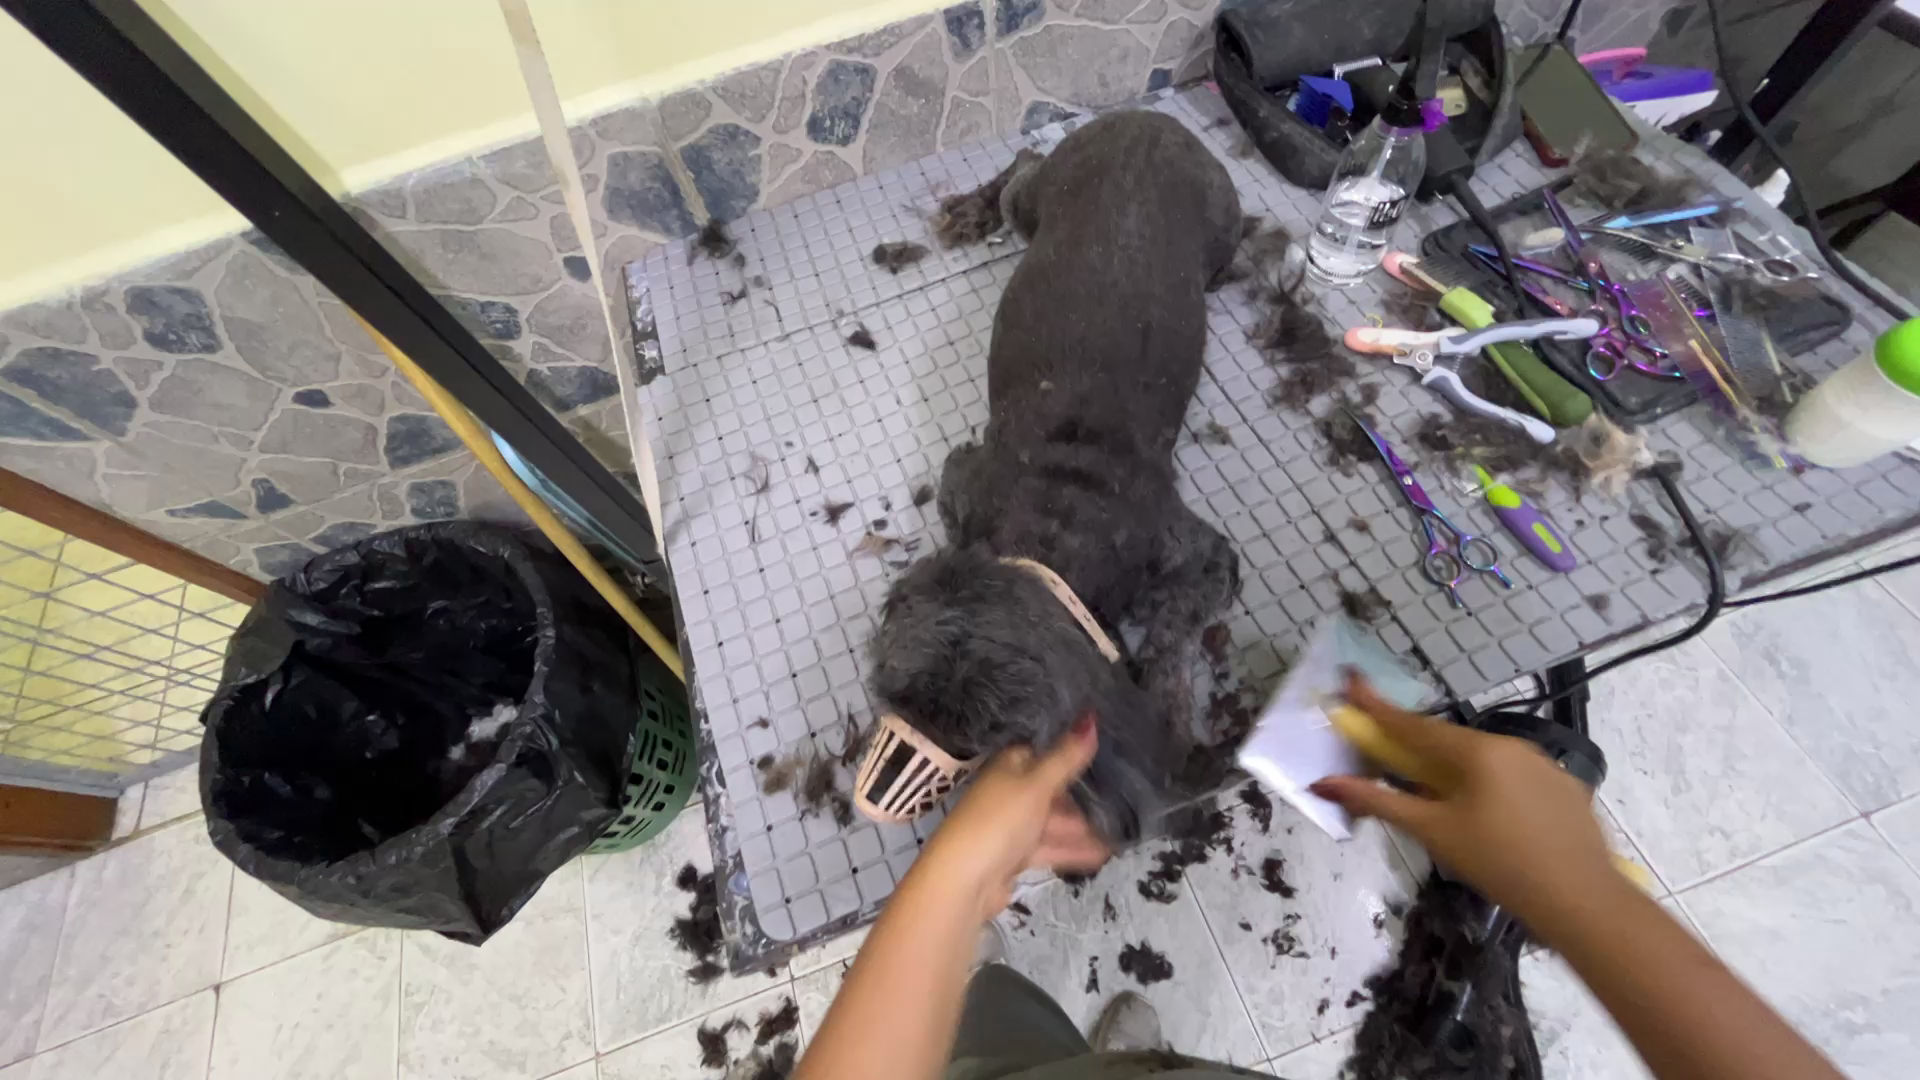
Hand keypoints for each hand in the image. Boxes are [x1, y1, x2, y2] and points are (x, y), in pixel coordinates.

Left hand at [919, 714, 1108, 920]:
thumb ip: (1067, 756)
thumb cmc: (1000, 820)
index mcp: (1010, 766)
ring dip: (1083, 826)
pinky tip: (1105, 853)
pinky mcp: (1016, 855)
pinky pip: (1050, 846)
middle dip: (1083, 795)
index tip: (1109, 754)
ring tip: (1124, 828)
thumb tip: (1091, 715)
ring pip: (1052, 820)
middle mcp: (1009, 790)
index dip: (1073, 753)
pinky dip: (1073, 848)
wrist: (964, 879)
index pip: (1044, 752)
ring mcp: (1012, 824)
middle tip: (1125, 795)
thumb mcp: (1037, 785)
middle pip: (1051, 789)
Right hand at [1311, 672, 1618, 926]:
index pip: (1412, 724)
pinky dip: (1485, 782)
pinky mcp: (1564, 789)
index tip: (1350, 680)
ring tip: (1438, 794)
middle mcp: (1510, 746)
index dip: (1375, 705)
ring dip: (1450, 765)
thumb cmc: (1500, 865)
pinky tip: (1485, 811)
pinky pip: (1510, 774)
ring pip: (1479, 757)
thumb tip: (1321, 783)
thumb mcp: (1432, 831)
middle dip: (1413, 743)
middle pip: (1446, 739)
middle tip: (1388, 754)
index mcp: (1475, 751)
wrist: (1589, 908)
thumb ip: (1376, 801)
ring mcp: (1543, 765)